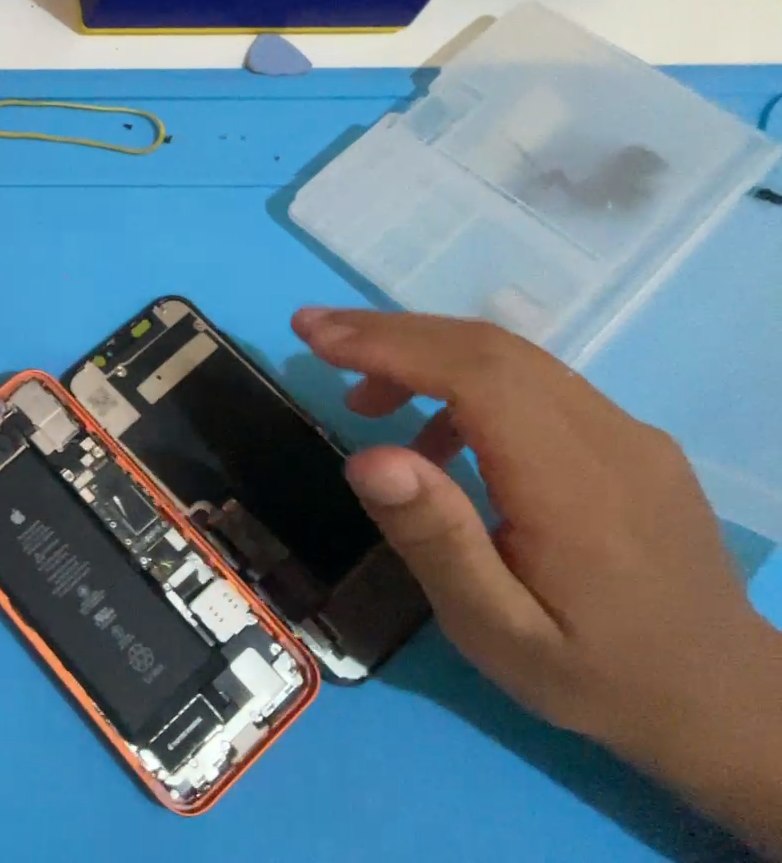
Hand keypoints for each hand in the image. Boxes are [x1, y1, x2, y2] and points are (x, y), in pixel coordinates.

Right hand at [290, 309, 778, 765]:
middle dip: (391, 332)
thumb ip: (434, 539)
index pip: (479, 378)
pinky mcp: (626, 444)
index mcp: (578, 488)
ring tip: (354, 392)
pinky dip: (459, 379)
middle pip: (493, 351)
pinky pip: (532, 385)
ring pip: (513, 359)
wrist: (724, 704)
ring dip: (421, 351)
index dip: (390, 347)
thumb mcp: (495, 628)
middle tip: (310, 331)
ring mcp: (628, 437)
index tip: (314, 338)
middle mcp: (614, 441)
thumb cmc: (592, 674)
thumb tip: (367, 458)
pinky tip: (424, 433)